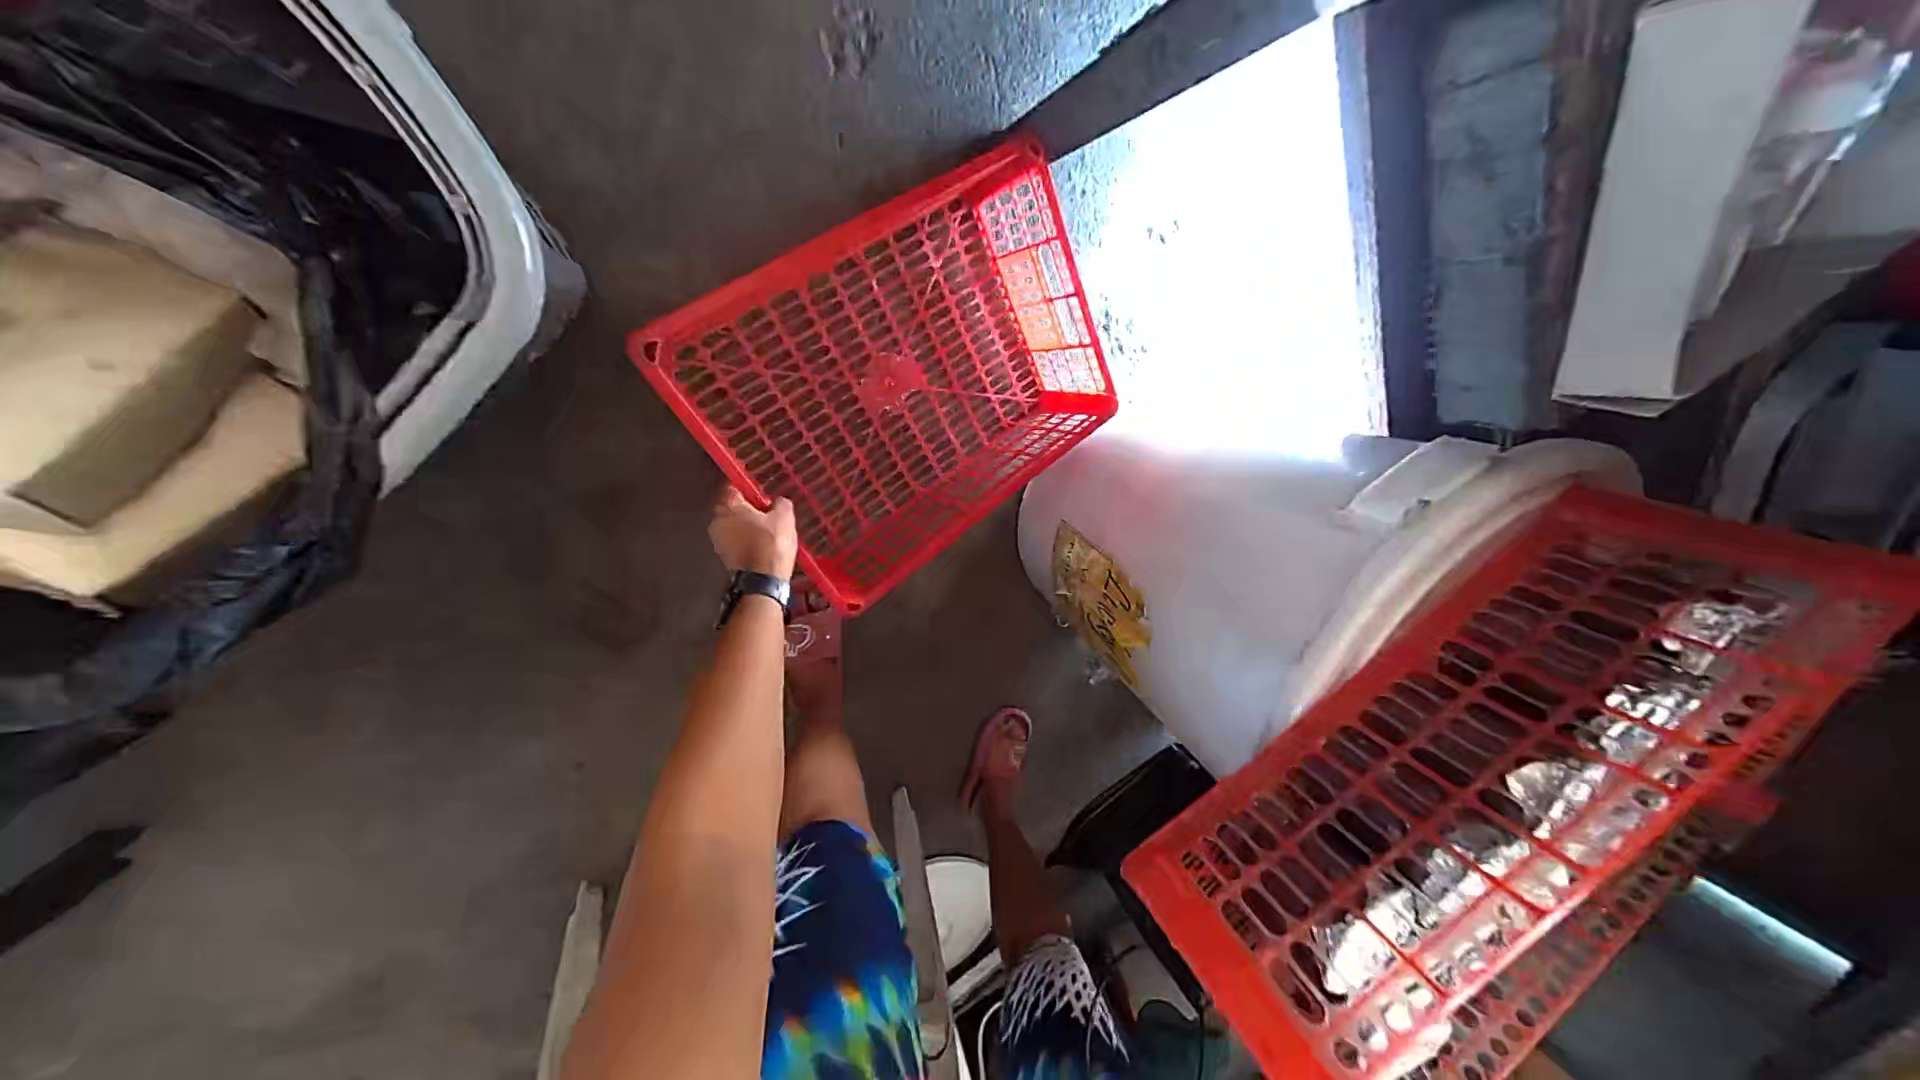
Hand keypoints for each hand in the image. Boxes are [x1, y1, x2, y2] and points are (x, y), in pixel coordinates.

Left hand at [708, 485, 797, 578]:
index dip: (748, 489)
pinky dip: (745, 541)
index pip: (733, 487)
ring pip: (733, 525)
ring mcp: (717, 540)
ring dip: (746, 526)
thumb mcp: (785, 517)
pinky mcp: (723, 556)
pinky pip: (735, 541)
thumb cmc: (772, 544)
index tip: (761, 495)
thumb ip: (781, 504)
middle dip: (747, 510)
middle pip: (731, 508)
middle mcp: (716, 520)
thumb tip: (778, 502)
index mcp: (728, 505)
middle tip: (767, 514)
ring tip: (766, 532)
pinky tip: (761, 546)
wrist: (763, 580)